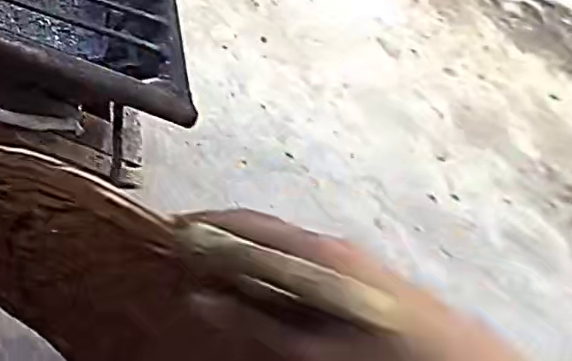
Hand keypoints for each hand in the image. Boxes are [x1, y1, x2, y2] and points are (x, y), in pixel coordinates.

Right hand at [185, 211, 524, 360]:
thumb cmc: (401, 355)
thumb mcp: (321, 348)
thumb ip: (259, 321)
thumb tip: (202, 300)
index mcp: (317, 248)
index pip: (237, 223)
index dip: (198, 229)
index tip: (170, 236)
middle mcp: (334, 243)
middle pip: (259, 228)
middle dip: (221, 238)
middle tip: (189, 252)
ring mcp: (357, 258)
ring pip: (283, 242)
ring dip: (250, 252)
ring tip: (225, 270)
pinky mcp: (374, 275)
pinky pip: (309, 257)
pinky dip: (279, 265)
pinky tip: (274, 287)